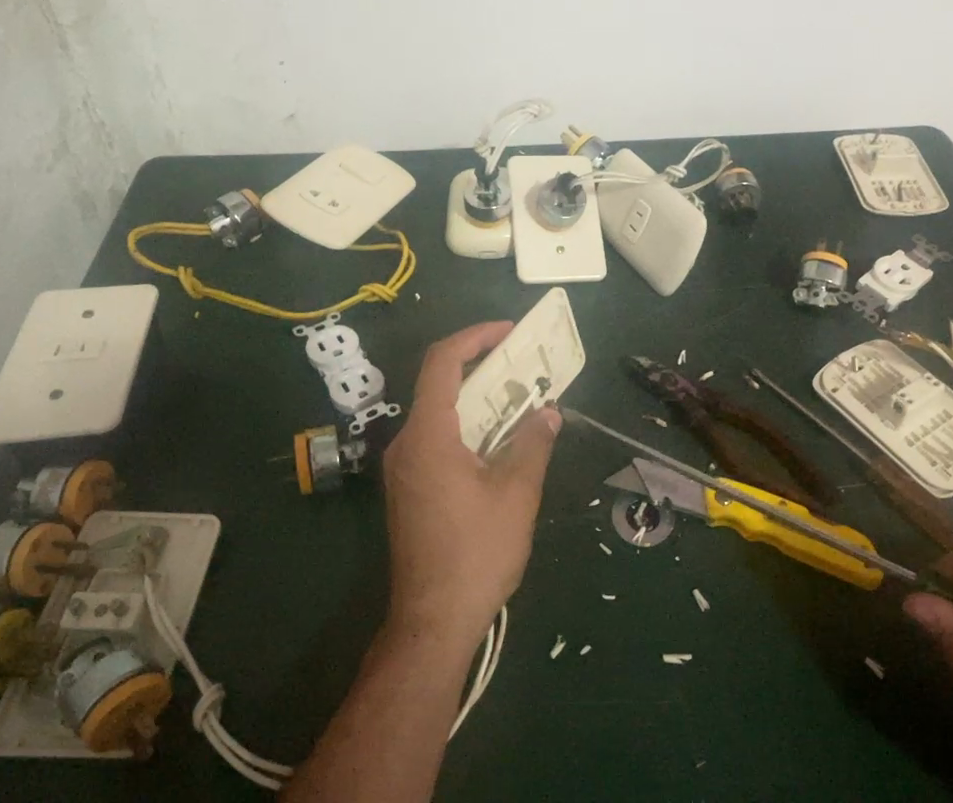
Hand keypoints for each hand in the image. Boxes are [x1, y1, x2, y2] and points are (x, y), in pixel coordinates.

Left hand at [382, 322, 560, 647]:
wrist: (432, 620)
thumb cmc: (475, 553)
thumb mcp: (516, 495)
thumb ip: (532, 445)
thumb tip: (548, 413)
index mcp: (428, 436)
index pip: (442, 363)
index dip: (475, 337)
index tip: (510, 332)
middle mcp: (406, 445)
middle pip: (440, 387)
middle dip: (484, 371)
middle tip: (526, 369)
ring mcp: (404, 470)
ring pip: (439, 417)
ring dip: (478, 404)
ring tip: (521, 404)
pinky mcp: (409, 491)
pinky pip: (437, 442)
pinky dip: (468, 431)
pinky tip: (499, 446)